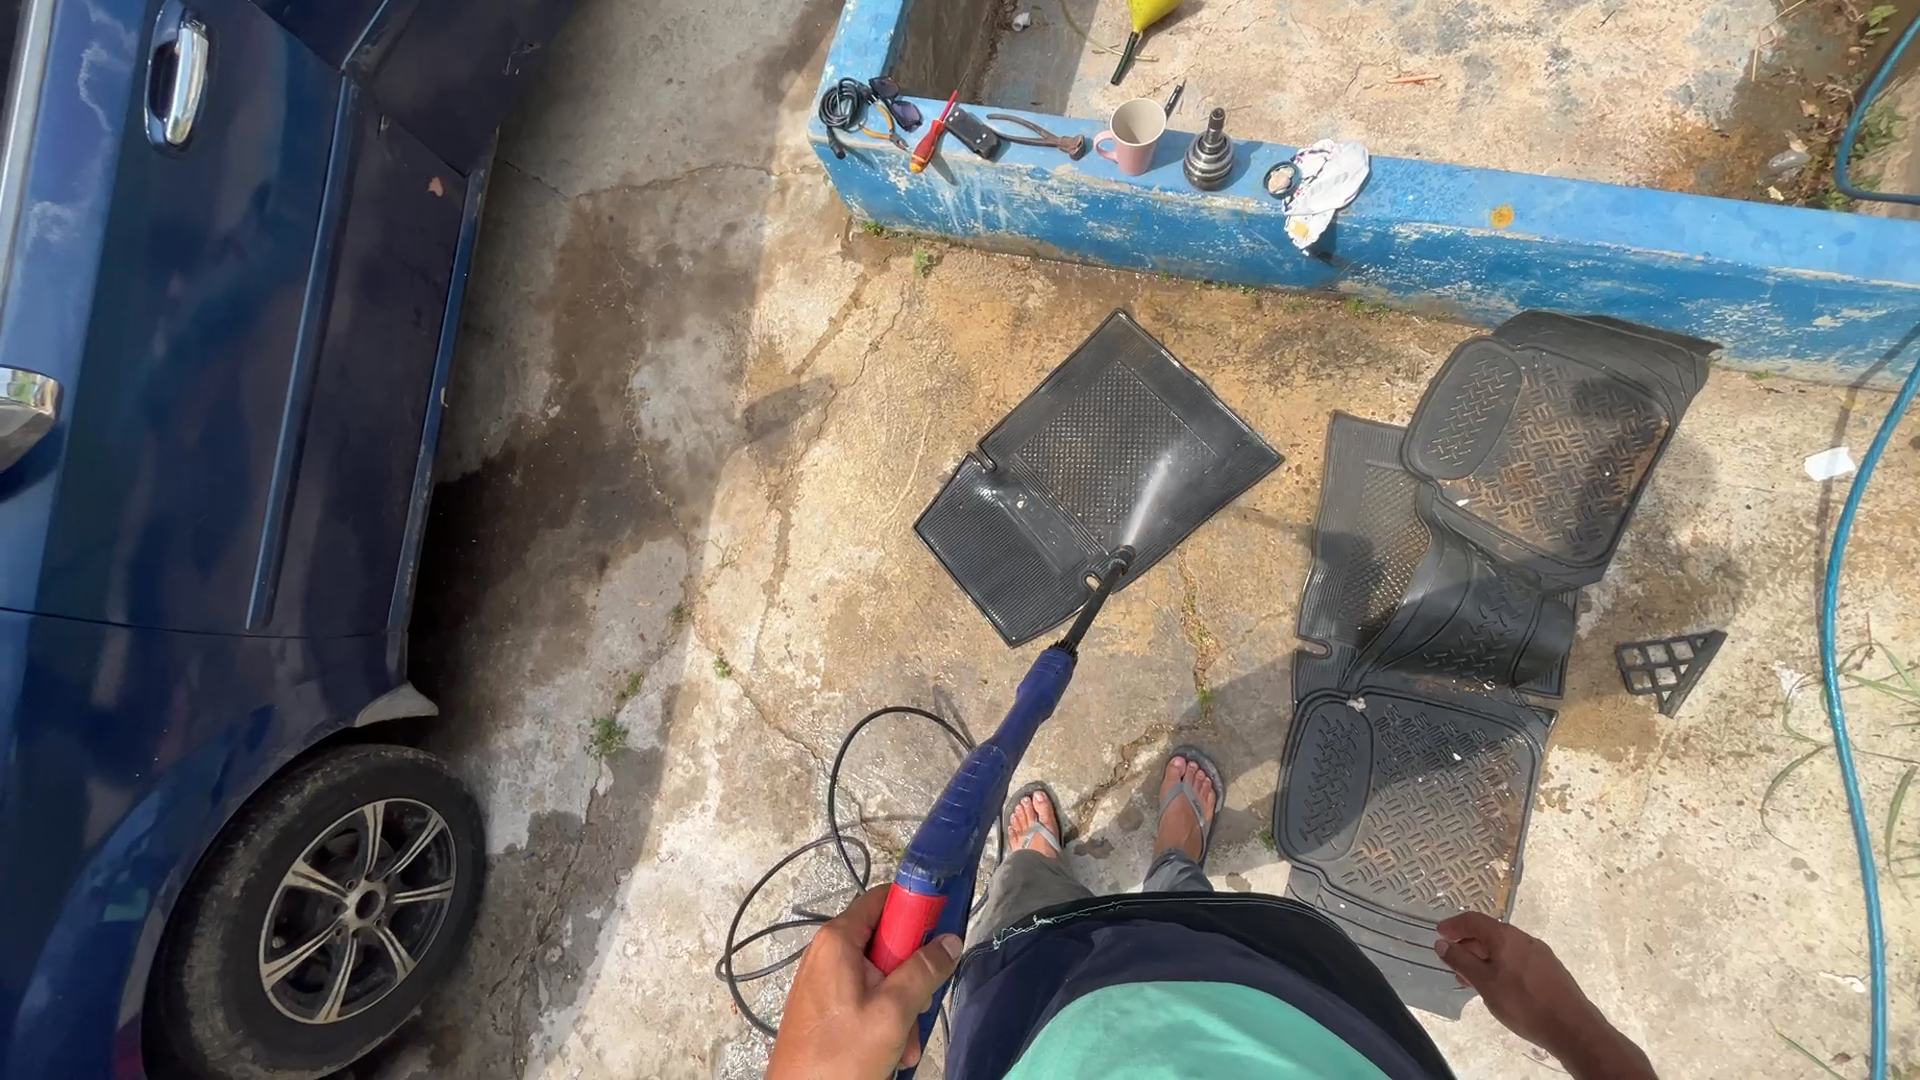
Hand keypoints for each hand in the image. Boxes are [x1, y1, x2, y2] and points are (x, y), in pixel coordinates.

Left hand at [768, 886, 962, 1078]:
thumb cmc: (839, 1059)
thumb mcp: (893, 1012)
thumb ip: (924, 971)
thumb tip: (950, 941)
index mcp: (838, 939)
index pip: (882, 898)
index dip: (914, 908)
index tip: (938, 930)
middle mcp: (827, 952)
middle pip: (884, 940)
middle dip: (910, 972)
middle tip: (922, 1002)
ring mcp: (824, 981)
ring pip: (878, 974)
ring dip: (901, 1004)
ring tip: (906, 1041)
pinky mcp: (823, 1008)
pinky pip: (864, 997)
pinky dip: (882, 1018)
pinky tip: (892, 1050)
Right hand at [1435, 912, 1655, 1079]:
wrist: (1576, 1031)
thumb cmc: (1523, 1003)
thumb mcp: (1484, 983)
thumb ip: (1460, 960)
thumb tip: (1441, 943)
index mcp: (1504, 936)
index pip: (1472, 920)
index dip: (1453, 925)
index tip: (1440, 935)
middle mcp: (1523, 938)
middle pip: (1489, 933)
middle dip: (1468, 945)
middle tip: (1455, 962)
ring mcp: (1541, 955)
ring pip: (1505, 948)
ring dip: (1485, 957)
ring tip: (1477, 979)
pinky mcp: (1553, 971)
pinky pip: (1519, 959)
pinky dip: (1503, 965)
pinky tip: (1502, 986)